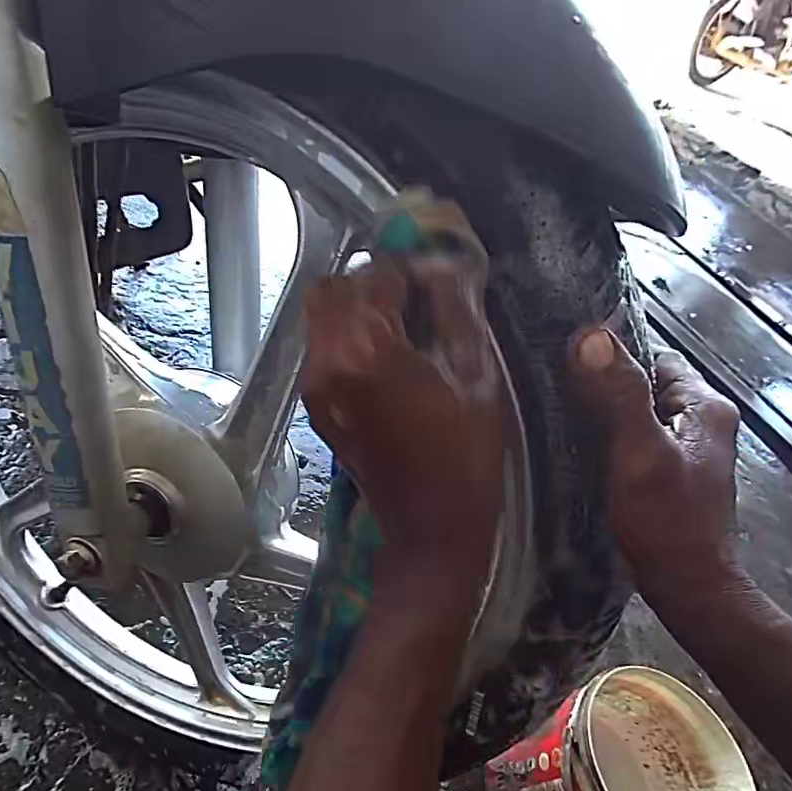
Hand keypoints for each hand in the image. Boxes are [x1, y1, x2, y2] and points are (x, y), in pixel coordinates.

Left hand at [302, 258, 504, 598]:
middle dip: (375, 284)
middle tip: (415, 304)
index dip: (414, 269)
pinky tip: (384, 360)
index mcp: (367, 349)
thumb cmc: (464, 455)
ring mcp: (315, 386)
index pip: (380, 273)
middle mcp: (327, 361)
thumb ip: (456, 307)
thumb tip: (444, 264)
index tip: (440, 283)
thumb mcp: (476, 375)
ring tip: (401, 332)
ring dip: (356, 310)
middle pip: (335, 287)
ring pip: (321, 316)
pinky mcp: (315, 406)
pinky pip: (321, 349)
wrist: (428, 526)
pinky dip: (346, 339)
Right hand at [569, 327, 744, 608]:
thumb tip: (590, 336)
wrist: (685, 582)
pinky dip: (611, 446)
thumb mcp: (640, 452)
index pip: (655, 360)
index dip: (616, 361)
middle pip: (645, 389)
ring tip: (564, 427)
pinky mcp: (669, 477)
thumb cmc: (665, 519)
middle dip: (606, 392)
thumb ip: (620, 396)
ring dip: (606, 421)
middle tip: (559, 401)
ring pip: (638, 419)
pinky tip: (584, 458)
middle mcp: (702, 423)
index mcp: (705, 407)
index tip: (570, 368)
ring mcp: (687, 452)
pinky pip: (635, 445)